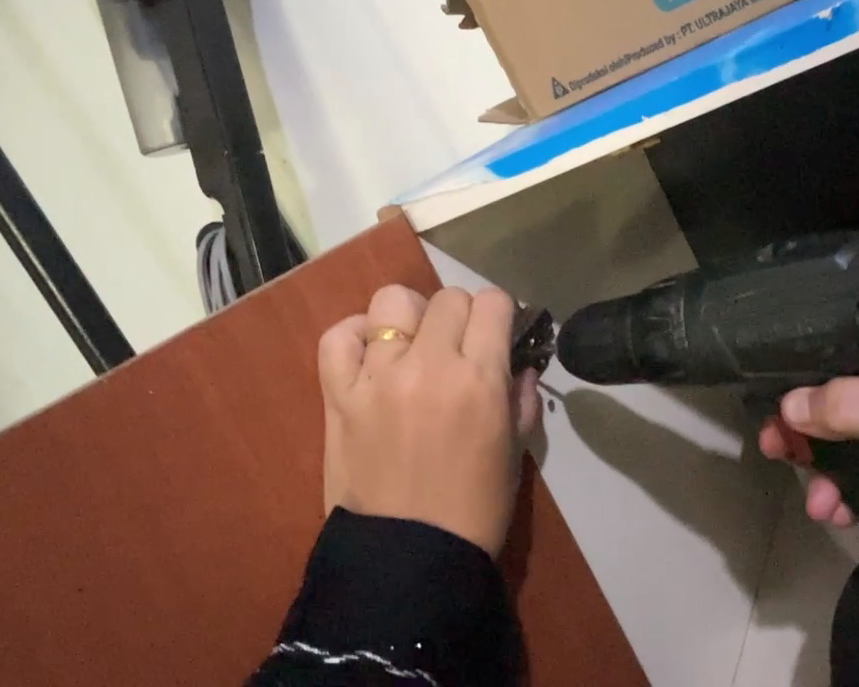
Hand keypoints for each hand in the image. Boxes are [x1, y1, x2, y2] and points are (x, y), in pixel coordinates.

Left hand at [318, 285, 541, 555]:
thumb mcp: (515, 450)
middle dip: (461, 317)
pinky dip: (354, 337)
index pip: (492, 302)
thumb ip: (521, 398)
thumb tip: (520, 364)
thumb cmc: (475, 509)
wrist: (409, 561)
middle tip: (458, 349)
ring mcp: (378, 378)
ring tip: (411, 348)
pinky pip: (337, 338)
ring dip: (409, 319)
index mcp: (479, 379)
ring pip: (392, 302)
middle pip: (447, 297)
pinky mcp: (339, 396)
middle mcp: (429, 365)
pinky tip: (369, 356)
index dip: (498, 314)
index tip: (496, 334)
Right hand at [759, 361, 858, 583]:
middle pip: (834, 396)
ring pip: (846, 439)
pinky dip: (846, 491)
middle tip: (774, 451)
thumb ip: (856, 407)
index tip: (767, 402)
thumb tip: (787, 407)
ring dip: (821, 468)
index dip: (797, 373)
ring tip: (816, 502)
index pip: (836, 349)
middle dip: (801, 427)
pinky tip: (837, 514)